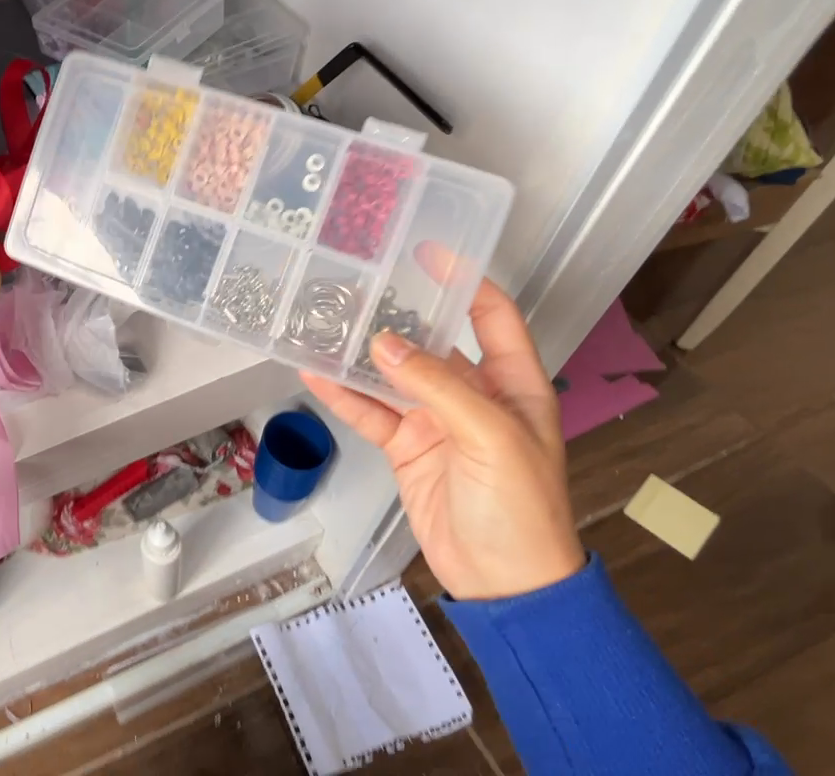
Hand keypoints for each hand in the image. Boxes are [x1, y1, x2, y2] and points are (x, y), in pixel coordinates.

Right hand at [301, 247, 583, 600]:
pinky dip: (343, 395)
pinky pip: (370, 412)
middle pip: (431, 341)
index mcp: (513, 384)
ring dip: (359, 353)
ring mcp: (435, 420)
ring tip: (322, 323)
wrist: (503, 582)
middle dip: (397, 313)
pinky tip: (314, 373)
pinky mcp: (405, 446)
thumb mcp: (490, 438)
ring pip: (391, 375)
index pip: (492, 317)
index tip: (428, 251)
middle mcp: (473, 394)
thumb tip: (383, 342)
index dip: (465, 281)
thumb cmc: (519, 507)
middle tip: (355, 285)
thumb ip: (437, 386)